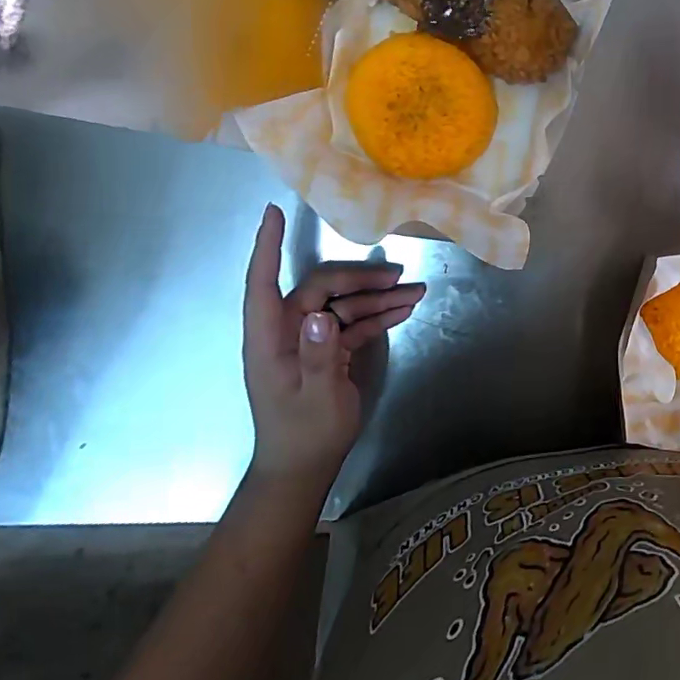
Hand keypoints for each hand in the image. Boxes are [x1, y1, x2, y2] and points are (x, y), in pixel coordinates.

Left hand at [241, 205, 425, 487]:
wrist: (305, 466)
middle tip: (400, 276)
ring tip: (416, 292)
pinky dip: (379, 316)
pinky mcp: (328, 350)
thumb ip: (319, 356)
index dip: (267, 247)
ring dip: (378, 298)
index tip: (273, 213)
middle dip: (360, 278)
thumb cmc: (303, 434)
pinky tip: (405, 310)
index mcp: (270, 338)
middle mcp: (287, 330)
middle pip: (321, 288)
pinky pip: (354, 324)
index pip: (263, 283)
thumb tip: (323, 317)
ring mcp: (309, 339)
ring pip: (344, 304)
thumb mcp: (316, 397)